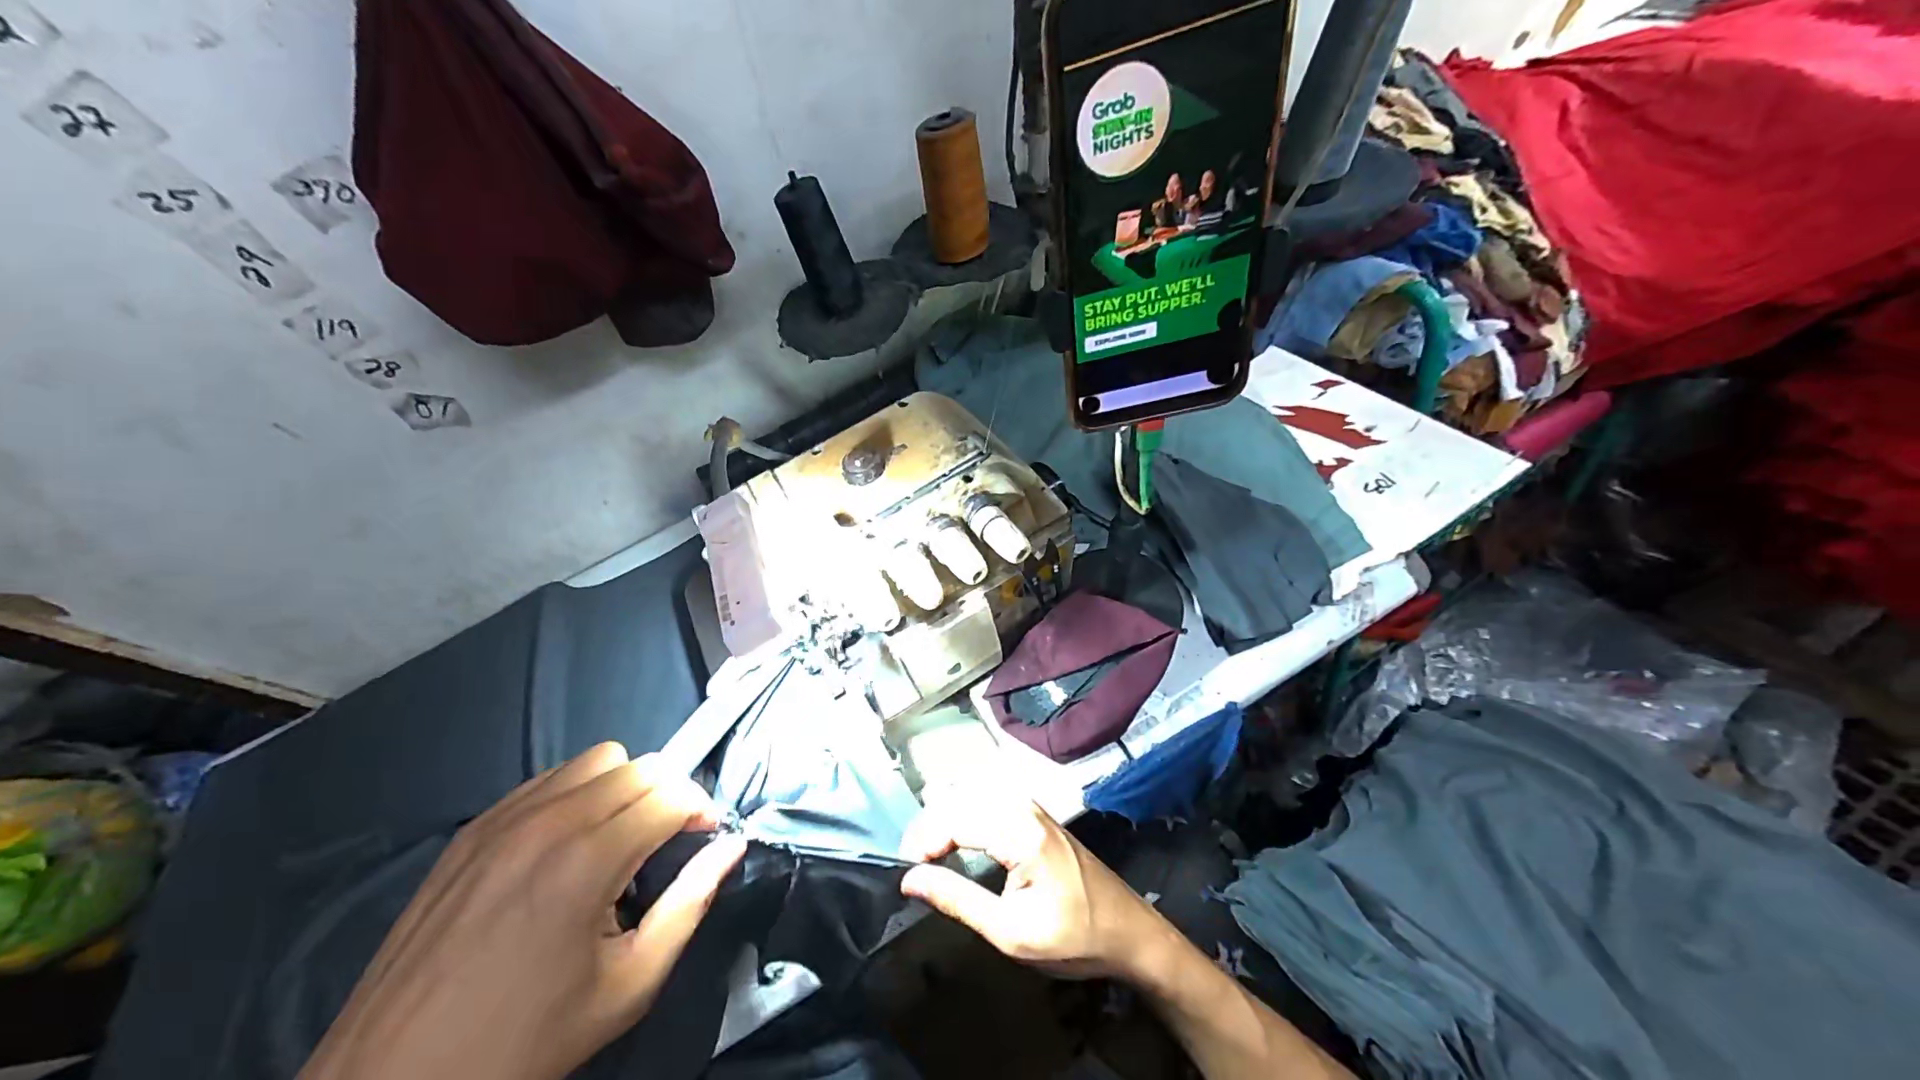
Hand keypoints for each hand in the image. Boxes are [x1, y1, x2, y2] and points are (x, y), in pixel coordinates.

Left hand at [300, 743, 748, 1079]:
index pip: (672, 793)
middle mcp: (548, 821)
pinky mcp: (470, 830)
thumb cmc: (528, 1039)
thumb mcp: (629, 984)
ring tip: (619, 839)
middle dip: (668, 794)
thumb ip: (690, 904)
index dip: (700, 811)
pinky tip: (567, 846)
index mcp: (589, 860)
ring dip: (624, 787)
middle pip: (640, 765)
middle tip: (667, 843)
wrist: (395, 1077)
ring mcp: (501, 820)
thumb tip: (731, 848)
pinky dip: (576, 794)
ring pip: (595, 760)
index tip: (704, 840)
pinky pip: (547, 779)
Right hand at [897, 790, 1168, 980]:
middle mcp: (1025, 807)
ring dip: (944, 819)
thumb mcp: (1012, 933)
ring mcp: (1032, 806)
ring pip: (971, 794)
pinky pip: (987, 800)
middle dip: (928, 828)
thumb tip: (910, 880)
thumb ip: (958, 900)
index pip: (954, 818)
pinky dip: (962, 815)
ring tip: (928, 856)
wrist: (1130, 933)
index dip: (922, 841)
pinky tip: (955, 840)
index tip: (906, 873)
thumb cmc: (1075, 939)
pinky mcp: (1035, 814)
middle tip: (913, 868)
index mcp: (1021, 832)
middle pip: (958, 798)